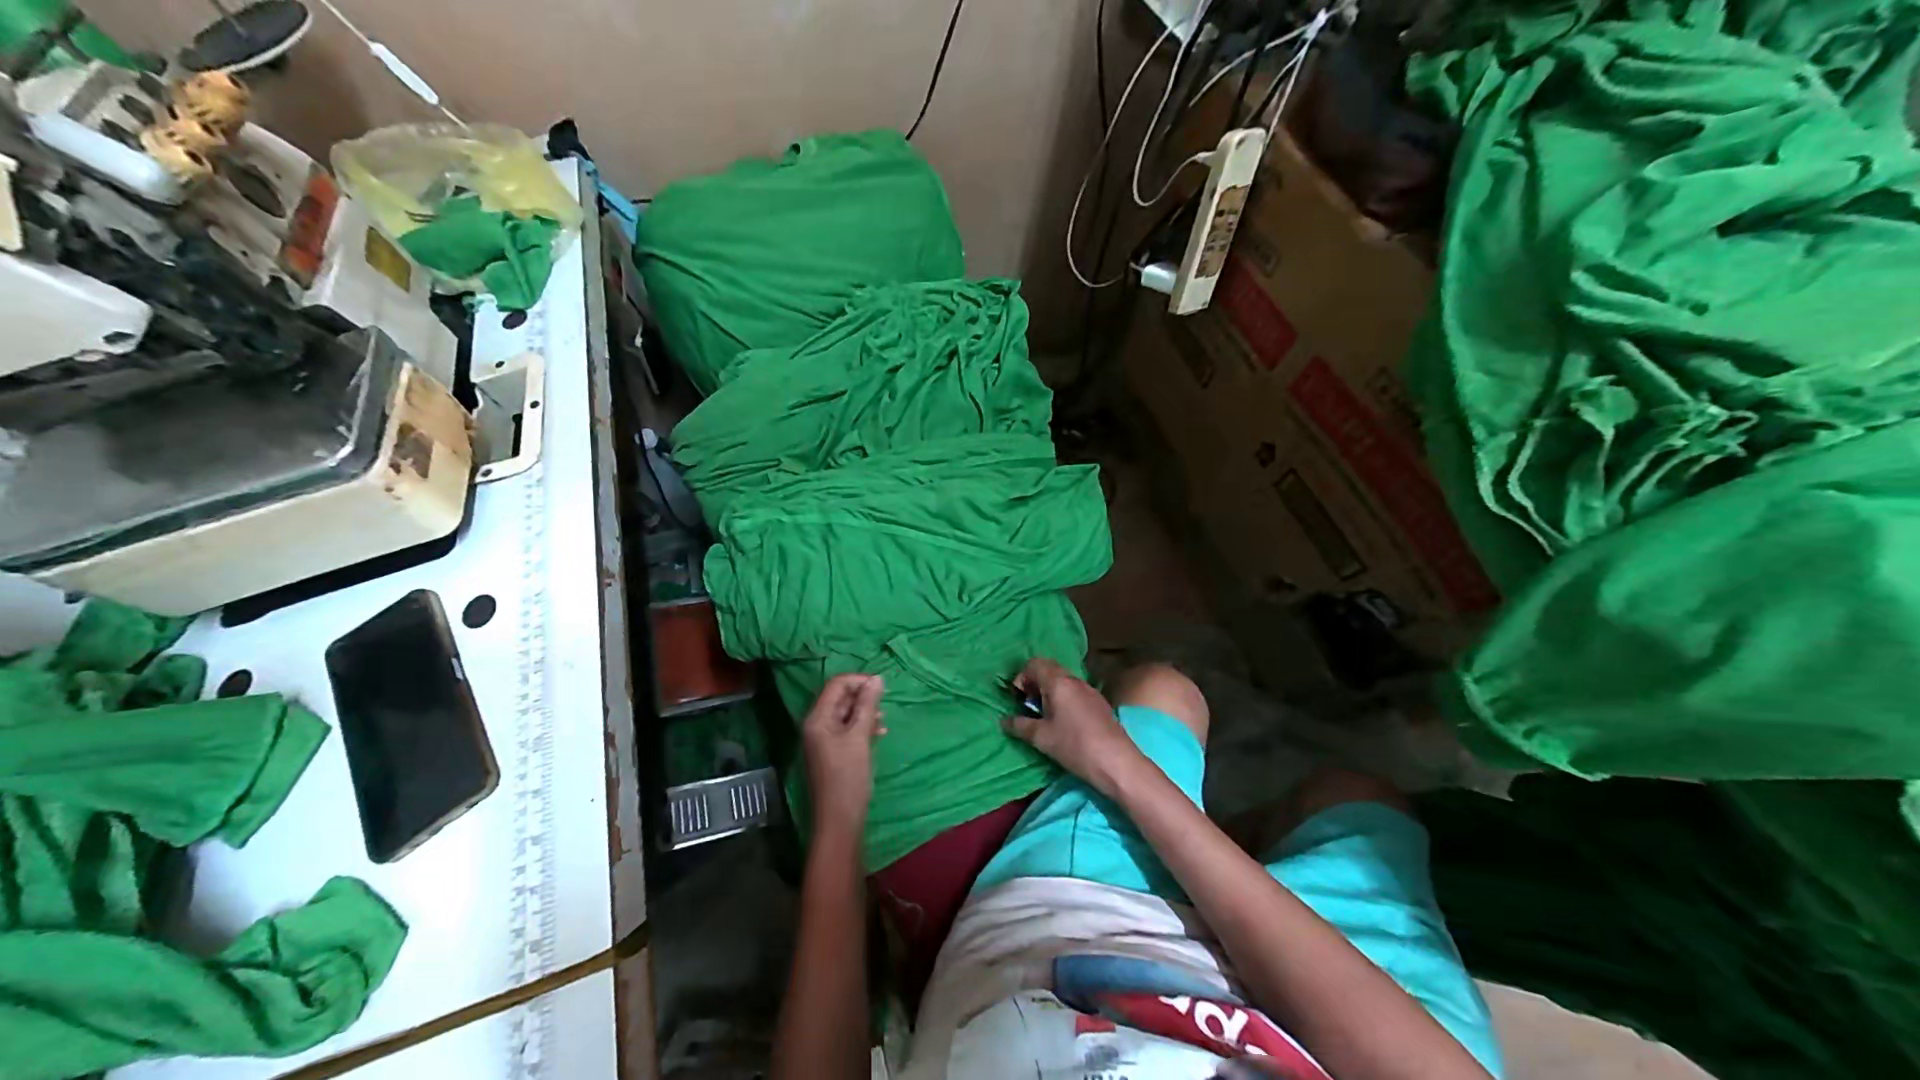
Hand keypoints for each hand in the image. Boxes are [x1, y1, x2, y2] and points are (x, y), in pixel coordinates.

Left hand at [801, 674, 886, 837]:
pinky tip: (879, 732)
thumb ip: (867, 705)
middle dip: (863, 697)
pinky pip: (847, 728)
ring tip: (883, 721)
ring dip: (865, 712)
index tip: (882, 686)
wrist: (839, 818)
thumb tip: (877, 679)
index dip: (859, 681)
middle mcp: (816, 724)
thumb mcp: (859, 736)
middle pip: (840, 697)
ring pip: (845, 713)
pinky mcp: (832, 750)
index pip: (836, 685)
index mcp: (817, 718)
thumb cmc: (849, 775)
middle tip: (884, 706)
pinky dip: (863, 726)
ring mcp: (823, 738)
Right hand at [1003, 658, 1145, 797]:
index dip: (1022, 677)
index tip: (1019, 700)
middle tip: (1029, 708)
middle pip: (1049, 670)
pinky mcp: (1099, 703)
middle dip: (1035, 685)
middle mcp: (1075, 680)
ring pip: (1063, 681)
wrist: (1117, 762)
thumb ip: (1019, 725)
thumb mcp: (1041, 737)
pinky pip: (1075, 692)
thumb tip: (1004, 721)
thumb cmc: (1074, 746)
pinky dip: (1064, 700)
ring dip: (1050, 693)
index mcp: (1058, 682)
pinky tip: (1065, 724)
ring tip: (1045, 718)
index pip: (1034, 664)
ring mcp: (1090, 691)